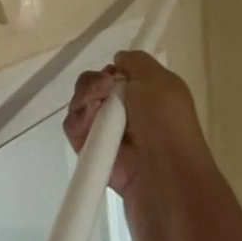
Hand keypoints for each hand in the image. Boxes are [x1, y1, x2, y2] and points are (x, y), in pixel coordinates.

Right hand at [63, 50, 209, 196]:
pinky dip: (78, 127)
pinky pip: (75, 132)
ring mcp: (110, 135)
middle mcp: (129, 112)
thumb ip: (136, 62)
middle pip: (93, 88)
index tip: (114, 77)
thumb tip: (118, 60)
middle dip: (92, 87)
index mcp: (149, 93)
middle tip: (104, 95)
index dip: (110, 72)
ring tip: (97, 117)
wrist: (162, 180)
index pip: (117, 74)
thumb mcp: (159, 81)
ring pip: (80, 108)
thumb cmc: (166, 127)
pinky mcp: (94, 154)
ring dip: (84, 105)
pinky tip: (89, 131)